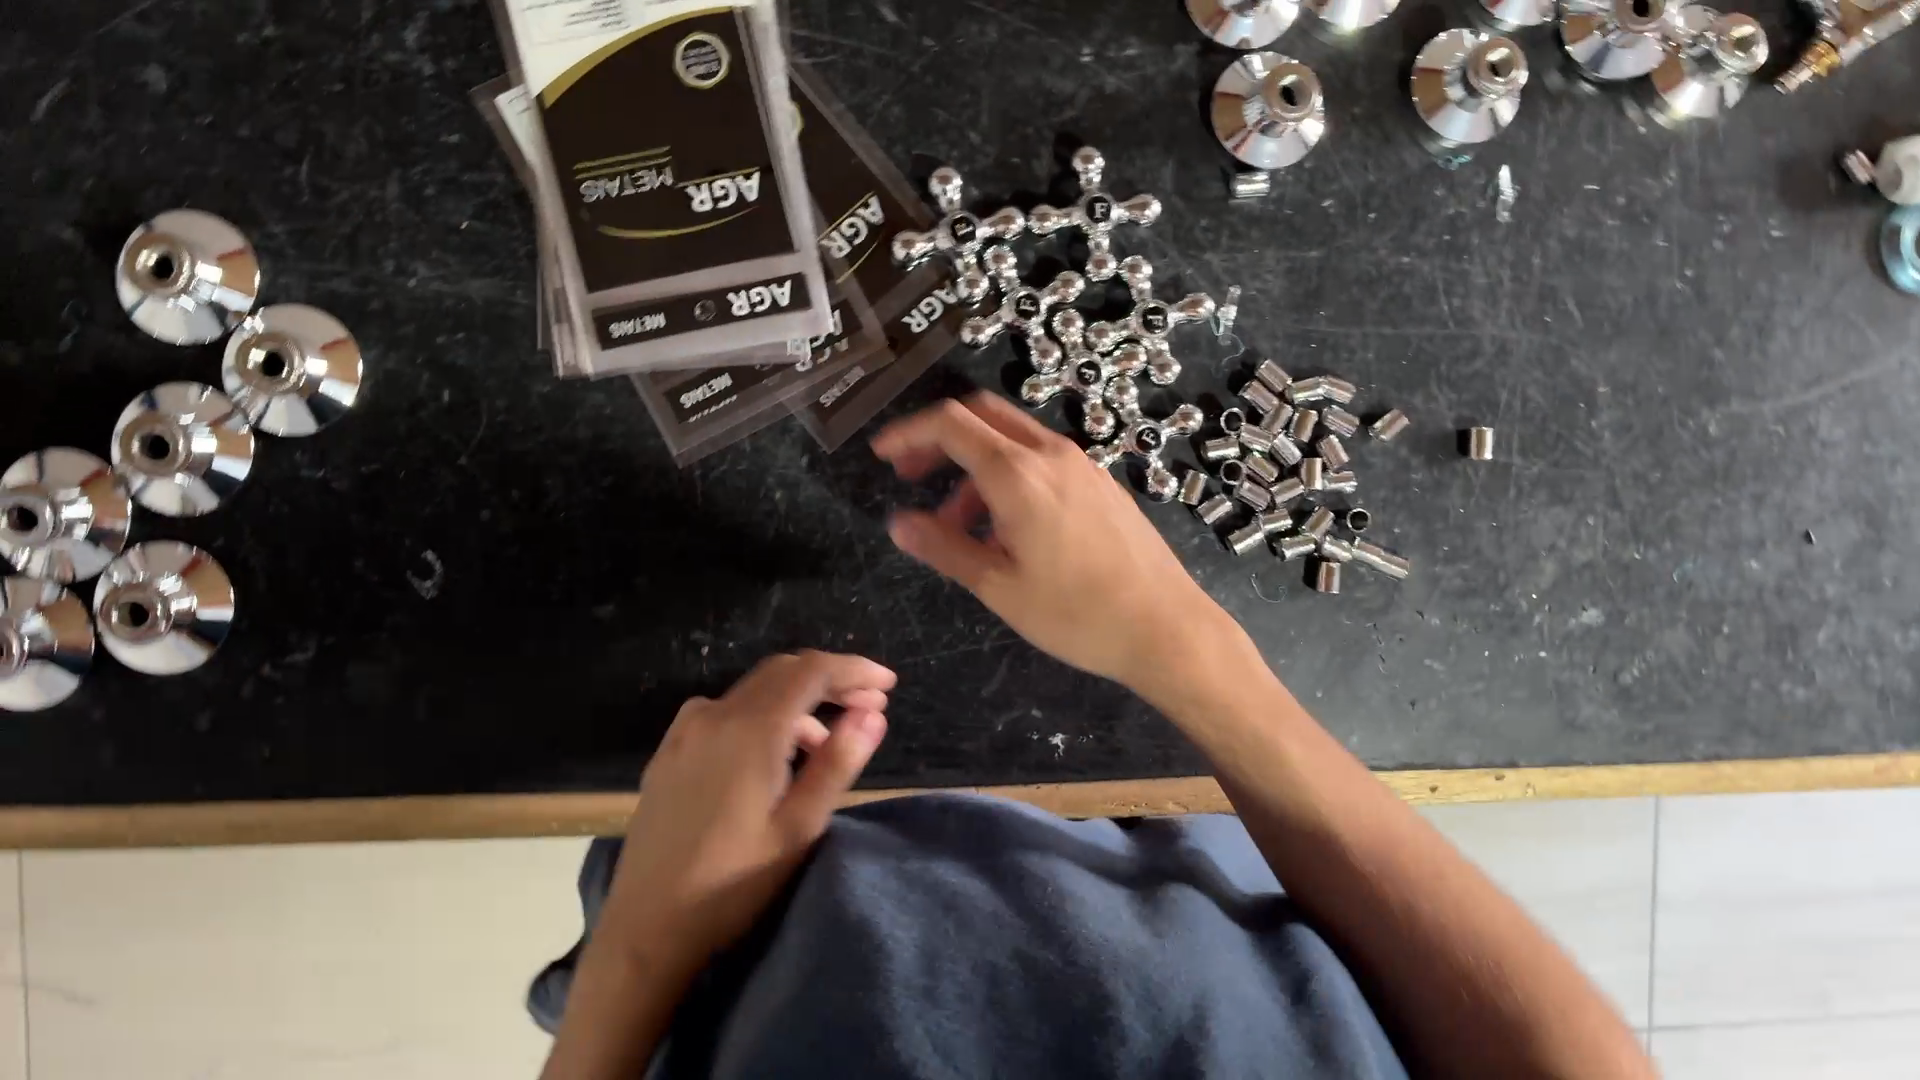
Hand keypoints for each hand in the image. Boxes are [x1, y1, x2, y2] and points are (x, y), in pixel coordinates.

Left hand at [597, 651, 894, 973]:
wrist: (646, 927)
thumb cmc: (734, 883)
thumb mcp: (799, 827)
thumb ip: (838, 763)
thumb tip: (873, 716)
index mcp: (751, 728)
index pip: (812, 671)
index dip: (854, 669)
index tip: (888, 685)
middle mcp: (715, 714)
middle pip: (783, 672)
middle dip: (830, 681)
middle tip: (869, 707)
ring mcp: (686, 731)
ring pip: (755, 691)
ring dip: (798, 701)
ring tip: (826, 743)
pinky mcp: (670, 752)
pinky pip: (727, 711)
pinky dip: (764, 715)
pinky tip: (774, 755)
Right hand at [872, 392, 1238, 692]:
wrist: (1166, 627)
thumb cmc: (1076, 614)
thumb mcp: (998, 586)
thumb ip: (944, 547)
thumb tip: (898, 522)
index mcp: (1018, 474)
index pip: (950, 424)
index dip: (908, 433)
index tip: (882, 454)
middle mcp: (1050, 454)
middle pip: (982, 415)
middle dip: (939, 438)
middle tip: (913, 476)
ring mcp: (1081, 465)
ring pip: (1013, 440)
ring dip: (975, 466)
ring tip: (958, 525)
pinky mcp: (1100, 483)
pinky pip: (1042, 461)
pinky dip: (1009, 476)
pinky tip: (1008, 529)